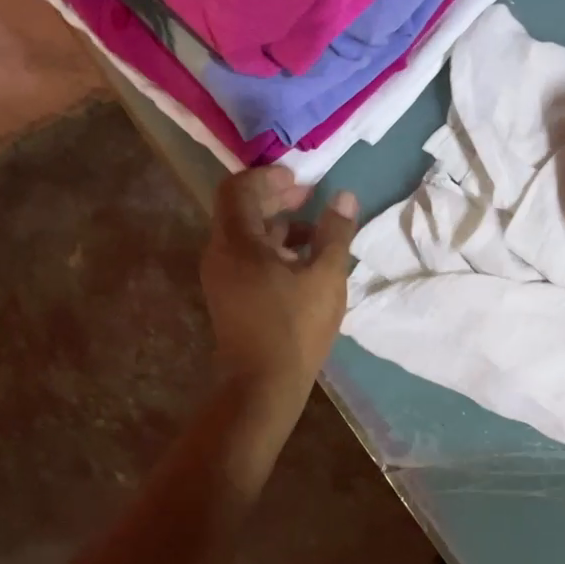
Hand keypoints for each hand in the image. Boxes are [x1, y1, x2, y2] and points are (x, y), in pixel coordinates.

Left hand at [200, 168, 357, 389]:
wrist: (262, 386)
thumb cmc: (295, 326)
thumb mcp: (326, 275)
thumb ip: (335, 232)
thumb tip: (344, 197)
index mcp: (237, 241)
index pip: (239, 188)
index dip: (269, 177)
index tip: (301, 181)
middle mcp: (220, 253)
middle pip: (241, 208)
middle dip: (276, 197)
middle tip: (309, 196)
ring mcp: (221, 276)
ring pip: (245, 233)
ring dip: (277, 224)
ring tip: (314, 231)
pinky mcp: (229, 294)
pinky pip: (246, 256)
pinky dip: (271, 247)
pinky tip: (303, 262)